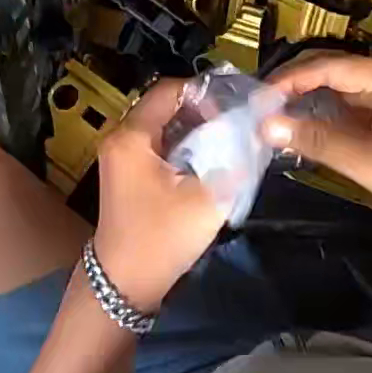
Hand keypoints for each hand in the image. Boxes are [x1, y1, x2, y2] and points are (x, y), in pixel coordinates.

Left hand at [90, 79, 225, 311]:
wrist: (125, 282)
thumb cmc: (162, 237)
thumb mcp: (206, 198)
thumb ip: (232, 159)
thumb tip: (251, 131)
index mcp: (132, 136)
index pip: (168, 90)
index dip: (202, 93)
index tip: (231, 109)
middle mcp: (119, 137)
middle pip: (163, 105)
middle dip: (200, 109)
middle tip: (232, 124)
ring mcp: (120, 154)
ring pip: (160, 124)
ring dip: (191, 127)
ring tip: (224, 139)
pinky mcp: (126, 171)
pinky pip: (155, 143)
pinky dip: (180, 143)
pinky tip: (205, 157)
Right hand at [263, 54, 371, 236]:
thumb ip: (318, 142)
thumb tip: (264, 125)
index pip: (330, 66)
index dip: (292, 78)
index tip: (259, 97)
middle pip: (327, 73)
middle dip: (291, 87)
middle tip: (256, 107)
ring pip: (329, 93)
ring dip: (300, 104)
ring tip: (266, 119)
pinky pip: (337, 113)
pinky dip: (314, 121)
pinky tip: (293, 133)